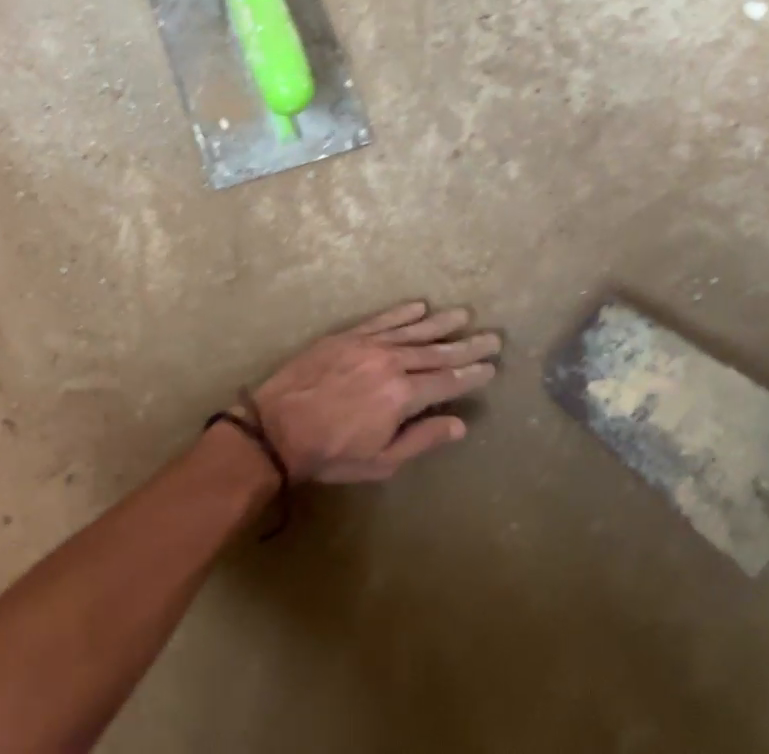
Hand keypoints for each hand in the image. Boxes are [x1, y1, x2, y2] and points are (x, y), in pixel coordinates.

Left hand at [244, 301, 498, 483]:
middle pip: (436, 351)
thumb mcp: (381, 461)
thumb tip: (459, 423)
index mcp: (403, 395)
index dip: (471, 374)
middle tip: (492, 336)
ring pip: (411, 331)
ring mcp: (365, 345)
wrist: (276, 428)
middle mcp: (390, 362)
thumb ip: (422, 439)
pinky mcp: (344, 337)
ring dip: (440, 323)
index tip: (492, 365)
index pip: (447, 381)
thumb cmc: (330, 453)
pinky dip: (401, 313)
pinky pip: (380, 320)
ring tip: (463, 314)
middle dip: (466, 344)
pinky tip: (419, 306)